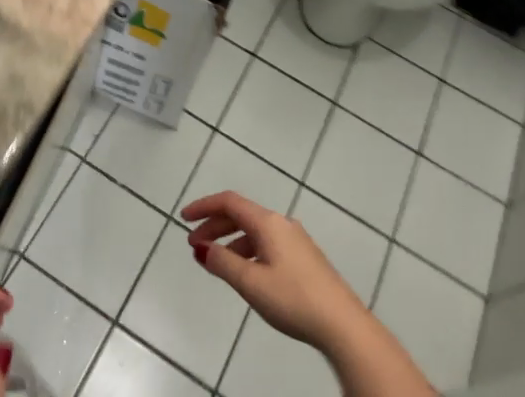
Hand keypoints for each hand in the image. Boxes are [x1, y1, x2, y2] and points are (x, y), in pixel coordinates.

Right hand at [182, 191, 373, 352]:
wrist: (341, 323)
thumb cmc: (293, 299)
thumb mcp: (251, 283)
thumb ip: (222, 263)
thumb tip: (201, 248)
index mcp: (268, 223)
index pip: (230, 202)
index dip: (204, 207)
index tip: (183, 218)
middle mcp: (282, 224)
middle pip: (241, 215)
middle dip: (214, 226)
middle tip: (193, 245)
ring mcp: (295, 240)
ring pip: (254, 232)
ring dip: (230, 242)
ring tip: (214, 263)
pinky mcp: (303, 258)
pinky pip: (266, 244)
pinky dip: (247, 251)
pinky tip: (243, 273)